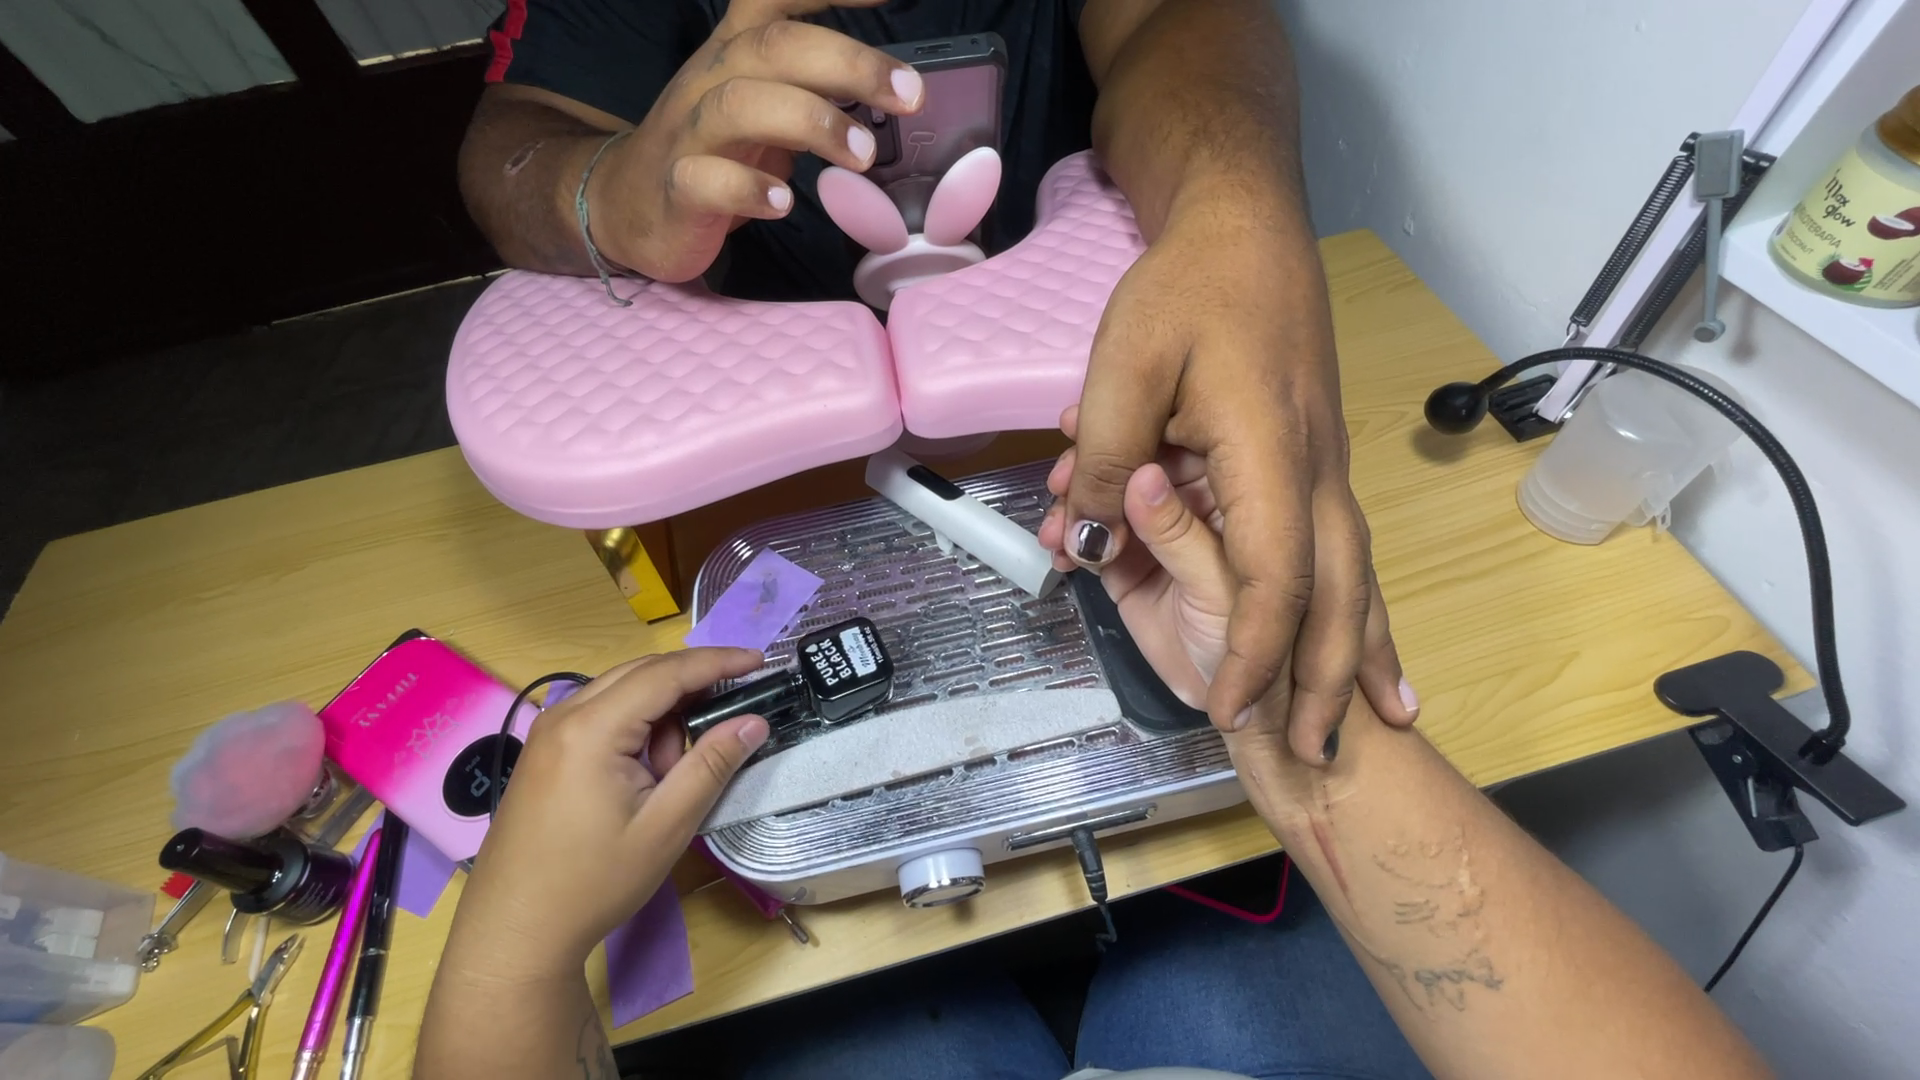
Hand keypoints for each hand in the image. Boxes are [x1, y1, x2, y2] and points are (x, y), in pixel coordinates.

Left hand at [459, 648, 770, 972]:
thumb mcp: (666, 827)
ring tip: (677, 769)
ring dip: (665, 711)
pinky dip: (639, 725)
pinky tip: (650, 769)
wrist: (513, 934)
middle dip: (694, 684)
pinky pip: (604, 712)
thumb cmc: (593, 882)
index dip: (717, 662)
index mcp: (592, 729)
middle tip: (735, 708)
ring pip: (624, 690)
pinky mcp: (546, 750)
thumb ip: (712, 766)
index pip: (666, 673)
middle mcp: (565, 715)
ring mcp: (549, 732)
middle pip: (644, 672)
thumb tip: (755, 721)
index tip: (759, 660)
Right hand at [584, 0, 922, 282]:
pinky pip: (705, 181)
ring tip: (863, 154)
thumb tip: (891, 90)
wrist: (632, 203)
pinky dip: (748, 189)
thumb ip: (817, 90)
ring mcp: (690, 134)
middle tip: (911, 95)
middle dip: (849, 63)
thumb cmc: (716, 151)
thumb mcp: (768, 106)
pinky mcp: (678, 190)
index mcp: (738, 53)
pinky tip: (784, 202)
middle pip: (774, 48)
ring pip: (741, 106)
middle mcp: (713, 79)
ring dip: (810, 122)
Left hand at [1043, 211, 1417, 762]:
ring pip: (1349, 568)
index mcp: (1271, 455)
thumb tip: (1091, 545)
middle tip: (1318, 751)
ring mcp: (1323, 462)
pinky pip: (1337, 540)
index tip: (1232, 710)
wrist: (1246, 228)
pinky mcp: (1312, 454)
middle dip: (1325, 676)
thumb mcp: (1122, 371)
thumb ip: (1108, 464)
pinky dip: (1349, 595)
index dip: (1254, 650)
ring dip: (1354, 645)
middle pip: (1337, 588)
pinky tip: (1363, 626)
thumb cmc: (1185, 292)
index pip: (1274, 576)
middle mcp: (1315, 471)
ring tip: (1372, 717)